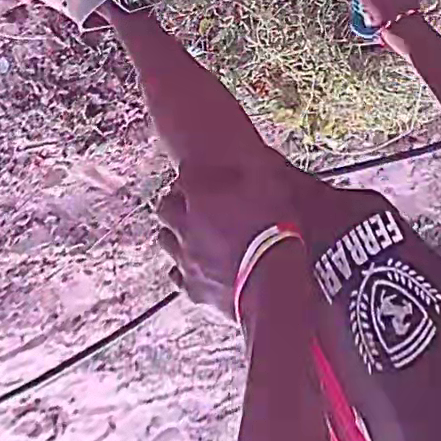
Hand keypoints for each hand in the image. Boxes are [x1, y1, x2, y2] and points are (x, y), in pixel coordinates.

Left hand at [156, 160, 302, 320]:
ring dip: (175, 232)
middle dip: (176, 202)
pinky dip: (184, 268)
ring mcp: (186, 258)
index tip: (202, 177)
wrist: (275, 284)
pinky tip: (196, 266)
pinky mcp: (193, 288)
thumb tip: (251, 152)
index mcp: (200, 195)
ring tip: (190, 232)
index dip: (193, 176)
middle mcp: (186, 225)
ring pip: (166, 240)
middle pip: (166, 207)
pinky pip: (177, 274)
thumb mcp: (272, 181)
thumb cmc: (275, 229)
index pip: (183, 177)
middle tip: (191, 203)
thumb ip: (255, 162)